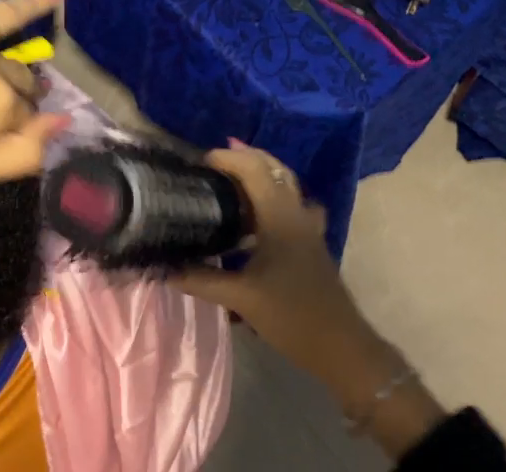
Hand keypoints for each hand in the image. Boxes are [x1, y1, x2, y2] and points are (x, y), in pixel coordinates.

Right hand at [171, 142, 402, 402]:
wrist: (341, 347)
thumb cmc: (291, 316)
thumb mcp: (241, 298)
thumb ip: (201, 280)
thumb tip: (165, 269)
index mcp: (279, 217)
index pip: (254, 169)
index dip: (227, 158)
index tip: (200, 164)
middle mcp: (296, 213)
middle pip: (273, 168)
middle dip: (245, 158)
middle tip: (214, 164)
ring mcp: (308, 227)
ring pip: (285, 185)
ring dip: (260, 176)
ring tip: (230, 184)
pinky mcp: (312, 242)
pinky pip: (292, 205)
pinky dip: (273, 199)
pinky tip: (256, 219)